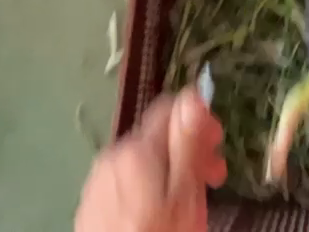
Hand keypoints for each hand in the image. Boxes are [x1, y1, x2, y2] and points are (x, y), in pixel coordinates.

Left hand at [75, 88, 225, 231]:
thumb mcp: (185, 195)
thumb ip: (187, 142)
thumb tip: (194, 93)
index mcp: (135, 148)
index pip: (169, 108)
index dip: (199, 118)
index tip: (218, 144)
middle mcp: (111, 155)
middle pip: (156, 136)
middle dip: (188, 149)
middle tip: (215, 178)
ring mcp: (96, 182)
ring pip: (141, 161)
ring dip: (169, 170)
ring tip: (188, 202)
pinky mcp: (90, 207)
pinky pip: (124, 183)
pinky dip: (145, 188)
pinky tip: (157, 216)